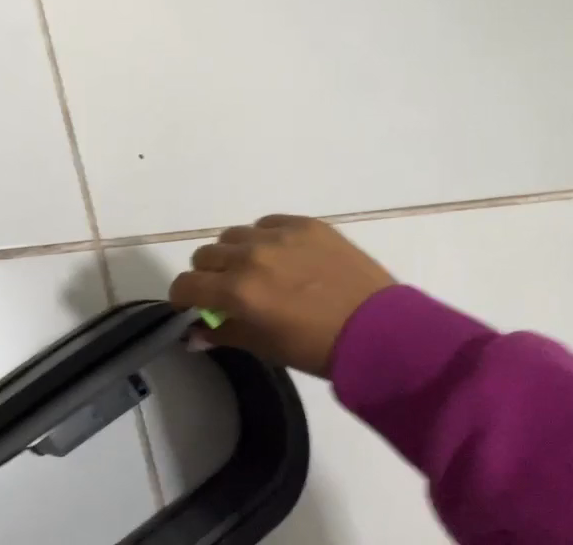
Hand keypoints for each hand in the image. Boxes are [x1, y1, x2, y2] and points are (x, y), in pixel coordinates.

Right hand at [168, 214, 395, 376]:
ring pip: (233, 236)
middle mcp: (249, 258)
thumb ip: (224, 334)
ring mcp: (276, 236)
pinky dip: (266, 238)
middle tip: (233, 291)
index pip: (185, 284)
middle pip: (205, 256)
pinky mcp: (303, 224)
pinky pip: (267, 224)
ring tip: (262, 271)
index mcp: (237, 292)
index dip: (184, 296)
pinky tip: (286, 257)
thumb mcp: (267, 348)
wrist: (388, 334)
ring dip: (237, 254)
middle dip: (211, 275)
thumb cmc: (322, 349)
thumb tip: (193, 334)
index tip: (193, 304)